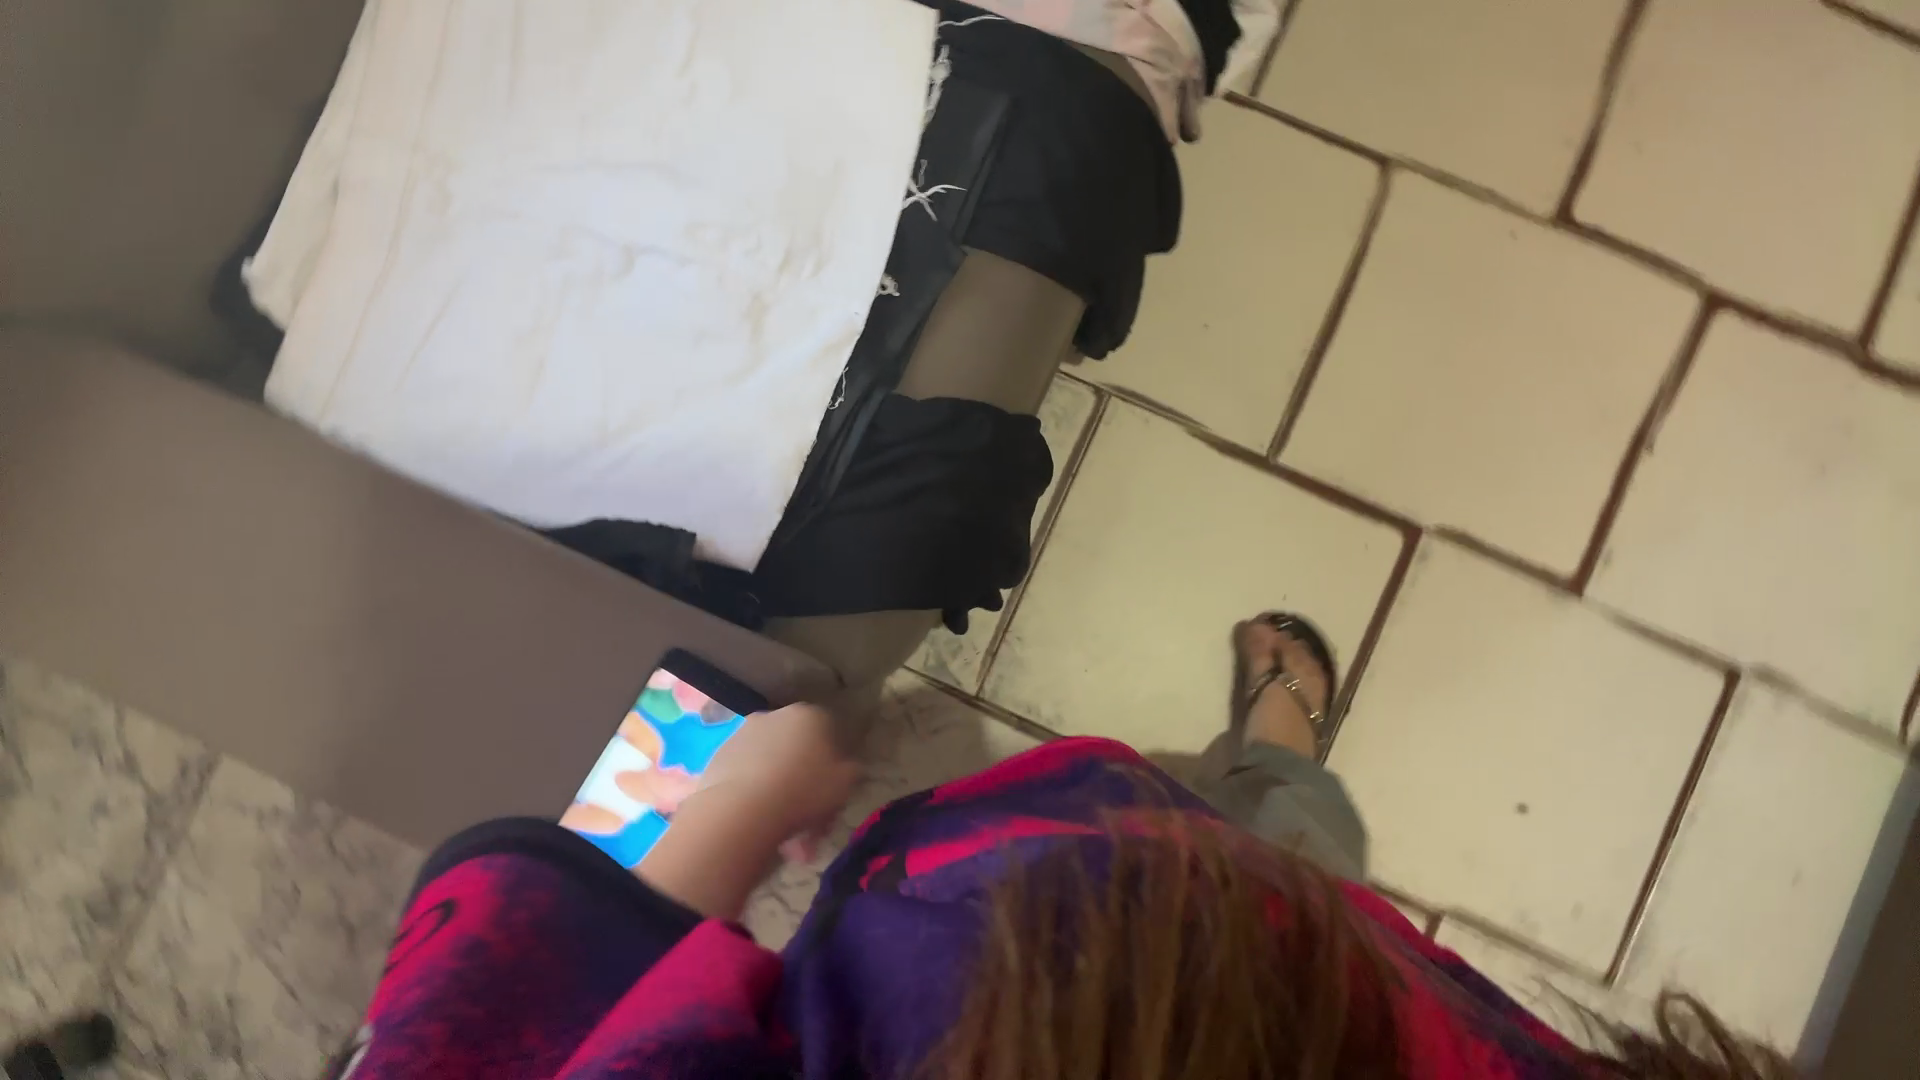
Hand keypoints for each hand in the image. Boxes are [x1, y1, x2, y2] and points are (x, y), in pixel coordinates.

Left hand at [635, 701, 859, 919]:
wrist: (741, 810)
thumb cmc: (804, 791)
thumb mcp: (845, 783)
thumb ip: (850, 770)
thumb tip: (844, 768)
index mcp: (810, 715)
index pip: (829, 732)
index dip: (834, 763)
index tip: (832, 791)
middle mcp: (776, 715)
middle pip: (797, 749)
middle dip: (805, 782)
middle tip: (810, 821)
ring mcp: (743, 734)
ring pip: (771, 765)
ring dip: (779, 792)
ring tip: (784, 835)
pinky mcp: (719, 756)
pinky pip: (747, 776)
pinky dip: (755, 795)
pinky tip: (759, 824)